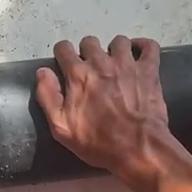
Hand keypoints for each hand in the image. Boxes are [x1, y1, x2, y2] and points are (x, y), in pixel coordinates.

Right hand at [35, 35, 176, 191]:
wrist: (138, 149)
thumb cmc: (98, 142)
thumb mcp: (61, 127)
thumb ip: (48, 96)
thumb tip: (43, 72)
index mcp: (78, 74)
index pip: (63, 47)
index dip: (63, 55)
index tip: (66, 65)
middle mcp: (101, 62)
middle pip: (90, 42)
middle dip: (87, 53)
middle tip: (92, 71)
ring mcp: (128, 64)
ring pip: (118, 41)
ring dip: (114, 50)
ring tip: (116, 65)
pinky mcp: (149, 70)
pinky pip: (149, 46)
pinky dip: (144, 46)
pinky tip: (139, 54)